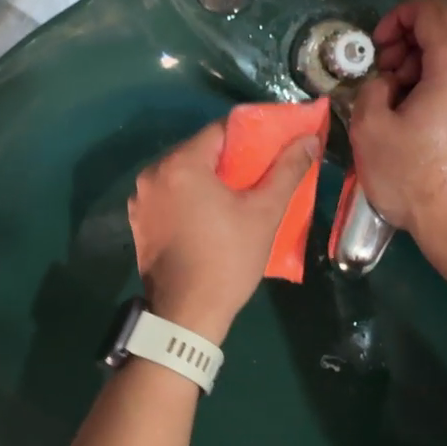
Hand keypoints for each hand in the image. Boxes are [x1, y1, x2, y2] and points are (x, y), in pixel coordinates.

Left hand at [128, 121, 319, 344]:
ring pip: (182, 175)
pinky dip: (189, 198)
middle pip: (198, 152)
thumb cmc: (228, 259)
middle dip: (229, 159)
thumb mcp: (264, 212)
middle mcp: (153, 174)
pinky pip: (169, 196)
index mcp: (181, 164)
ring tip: (238, 194)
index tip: (272, 145)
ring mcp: (140, 199)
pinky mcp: (137, 221)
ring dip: (208, 179)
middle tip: (259, 172)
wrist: (186, 314)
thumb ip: (287, 170)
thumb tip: (308, 139)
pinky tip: (210, 214)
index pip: (220, 131)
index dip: (249, 135)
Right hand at [348, 0, 446, 259]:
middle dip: (405, 41)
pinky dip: (433, 82)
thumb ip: (371, 89)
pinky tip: (411, 114)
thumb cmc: (412, 176)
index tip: (375, 48)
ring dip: (417, 64)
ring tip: (391, 97)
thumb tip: (385, 83)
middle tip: (380, 73)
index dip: (396, 18)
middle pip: (444, 29)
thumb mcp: (370, 129)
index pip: (430, 11)